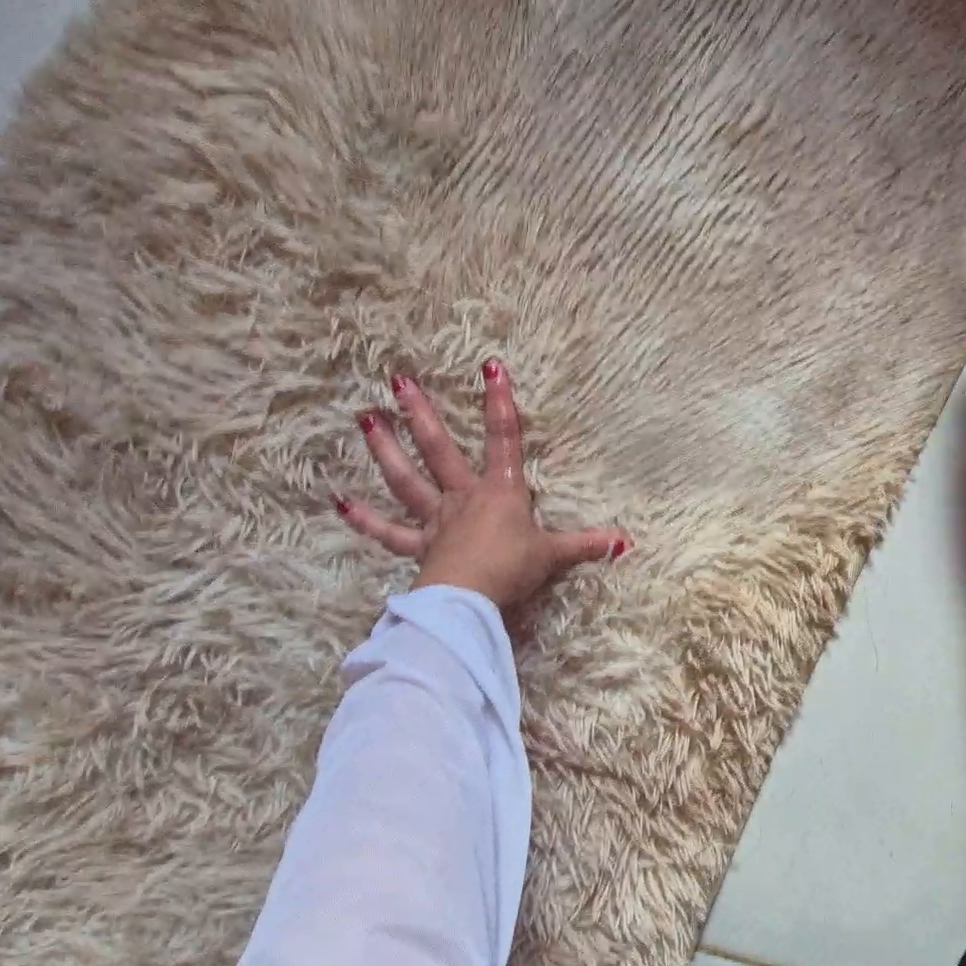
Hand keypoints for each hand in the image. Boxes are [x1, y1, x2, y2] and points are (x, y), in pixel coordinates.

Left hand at [335, 361, 629, 611]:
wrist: (470, 599)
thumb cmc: (512, 568)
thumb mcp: (554, 555)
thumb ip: (585, 545)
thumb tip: (625, 542)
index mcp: (500, 492)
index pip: (505, 439)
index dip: (500, 403)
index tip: (490, 367)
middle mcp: (464, 497)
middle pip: (440, 449)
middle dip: (421, 414)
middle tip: (398, 381)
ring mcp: (436, 520)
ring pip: (407, 480)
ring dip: (385, 450)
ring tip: (365, 419)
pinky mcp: (419, 547)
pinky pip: (389, 533)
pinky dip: (365, 520)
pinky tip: (339, 504)